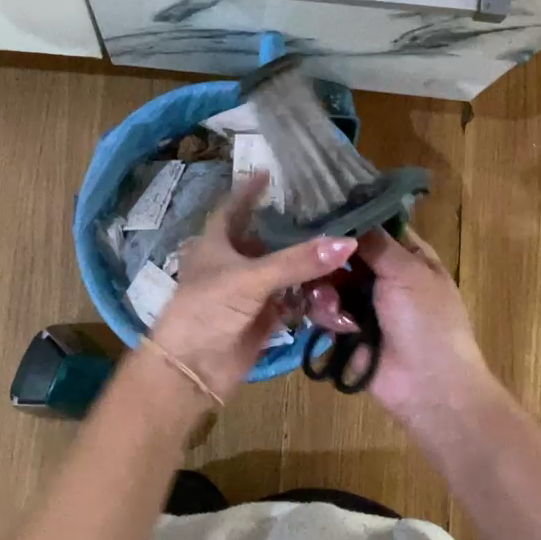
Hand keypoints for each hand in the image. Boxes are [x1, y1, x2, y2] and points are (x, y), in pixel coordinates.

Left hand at [148, 174, 356, 401]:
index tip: (273, 171)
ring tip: (341, 239)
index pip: (234, 206)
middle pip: (264, 237)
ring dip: (306, 260)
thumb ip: (298, 261)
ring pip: (282, 268)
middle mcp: (231, 262)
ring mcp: (247, 291)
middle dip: (291, 225)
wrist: (192, 368)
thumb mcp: (251, 278)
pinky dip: (309, 292)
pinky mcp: (262, 316)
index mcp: (215, 242)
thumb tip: (347, 241)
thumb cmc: (208, 309)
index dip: (250, 189)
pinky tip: (335, 281)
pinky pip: (291, 298)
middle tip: (327, 207)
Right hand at [308, 228, 494, 425]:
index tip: (318, 209)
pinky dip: (326, 315)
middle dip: (328, 258)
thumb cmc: (428, 321)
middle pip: (343, 254)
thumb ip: (375, 242)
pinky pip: (322, 311)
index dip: (350, 218)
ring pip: (327, 281)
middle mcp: (384, 276)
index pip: (375, 226)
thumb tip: (346, 217)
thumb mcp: (408, 271)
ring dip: (326, 291)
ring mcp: (362, 304)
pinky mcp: (344, 329)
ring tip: (332, 303)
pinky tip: (338, 325)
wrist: (428, 385)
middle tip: (314, 258)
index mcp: (409, 257)